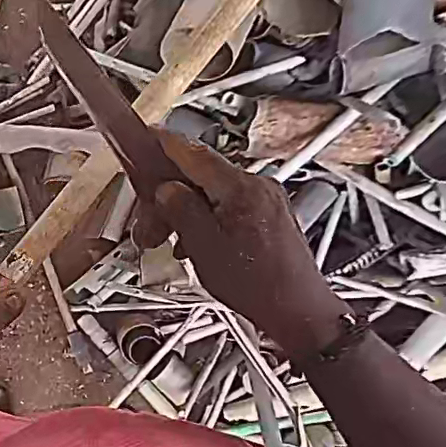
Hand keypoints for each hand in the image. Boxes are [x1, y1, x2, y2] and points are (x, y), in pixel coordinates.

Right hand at [136, 133, 350, 359]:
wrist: (296, 310)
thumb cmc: (257, 285)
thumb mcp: (203, 246)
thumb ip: (181, 210)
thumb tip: (166, 188)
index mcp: (241, 190)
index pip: (195, 155)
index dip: (166, 145)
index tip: (149, 136)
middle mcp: (258, 188)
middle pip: (199, 178)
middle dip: (168, 199)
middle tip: (149, 224)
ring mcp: (266, 201)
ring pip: (210, 194)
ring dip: (184, 213)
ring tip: (169, 241)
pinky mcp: (267, 215)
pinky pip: (225, 207)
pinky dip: (203, 220)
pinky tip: (192, 243)